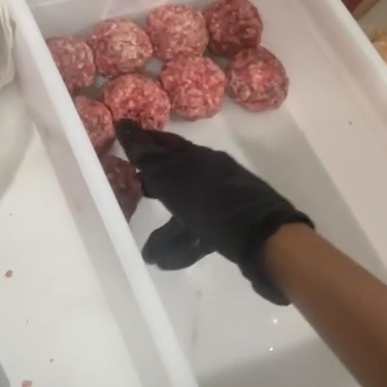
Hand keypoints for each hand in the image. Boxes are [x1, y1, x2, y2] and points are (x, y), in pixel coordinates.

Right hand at [115, 121, 312, 304]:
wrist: (264, 237)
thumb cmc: (212, 204)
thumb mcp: (172, 177)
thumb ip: (148, 156)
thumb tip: (124, 125)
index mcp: (197, 157)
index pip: (164, 143)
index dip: (142, 142)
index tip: (121, 143)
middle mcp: (211, 173)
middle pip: (175, 174)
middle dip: (153, 181)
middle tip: (131, 186)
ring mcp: (223, 200)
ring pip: (186, 207)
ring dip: (166, 224)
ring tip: (148, 247)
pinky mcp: (231, 227)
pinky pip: (197, 232)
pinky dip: (181, 243)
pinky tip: (166, 260)